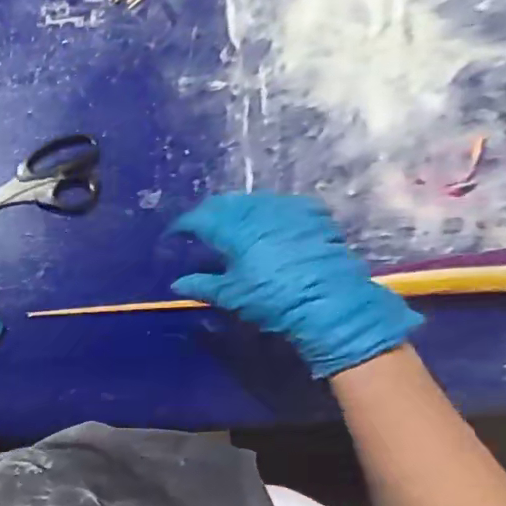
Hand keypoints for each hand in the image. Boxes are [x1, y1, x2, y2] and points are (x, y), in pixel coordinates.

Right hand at [169, 193, 420, 377]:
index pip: (199, 218)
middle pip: (225, 204)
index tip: (173, 236)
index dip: (182, 226)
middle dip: (208, 215)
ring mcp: (288, 210)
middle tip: (199, 230)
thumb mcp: (231, 296)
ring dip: (237, 211)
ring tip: (231, 227)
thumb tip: (178, 284)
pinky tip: (267, 226)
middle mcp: (259, 212)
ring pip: (252, 201)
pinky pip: (281, 205)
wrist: (333, 305)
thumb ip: (202, 285)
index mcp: (234, 230)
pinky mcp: (313, 214)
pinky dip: (266, 212)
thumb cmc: (273, 301)